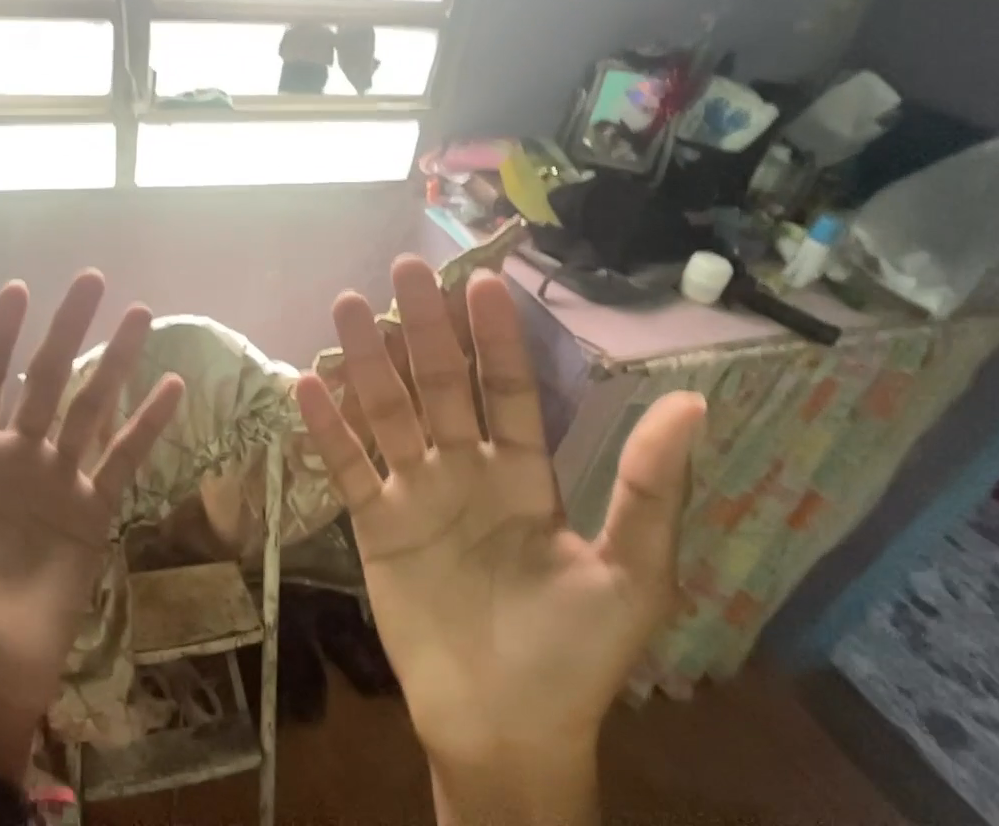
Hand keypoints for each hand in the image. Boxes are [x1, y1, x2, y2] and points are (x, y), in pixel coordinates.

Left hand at [0, 271, 183, 783]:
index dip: (0, 334)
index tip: (19, 288)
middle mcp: (20, 460)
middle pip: (49, 379)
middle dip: (70, 329)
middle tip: (93, 280)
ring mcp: (62, 485)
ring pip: (95, 407)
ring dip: (118, 362)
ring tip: (141, 314)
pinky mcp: (95, 515)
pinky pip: (127, 459)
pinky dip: (150, 424)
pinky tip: (172, 385)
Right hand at [295, 256, 703, 823]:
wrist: (506, 729)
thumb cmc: (576, 657)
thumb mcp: (632, 574)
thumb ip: (651, 487)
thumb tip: (691, 399)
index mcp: (525, 476)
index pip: (507, 390)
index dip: (495, 339)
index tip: (481, 282)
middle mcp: (466, 473)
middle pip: (439, 387)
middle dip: (421, 329)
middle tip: (402, 269)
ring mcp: (416, 497)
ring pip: (387, 415)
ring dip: (366, 363)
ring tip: (345, 307)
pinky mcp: (375, 529)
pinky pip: (347, 470)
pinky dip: (328, 430)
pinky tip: (308, 386)